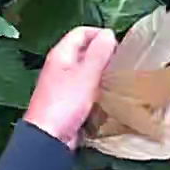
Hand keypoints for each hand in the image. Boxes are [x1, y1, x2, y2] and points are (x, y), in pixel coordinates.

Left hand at [22, 26, 117, 145]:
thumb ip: (97, 53)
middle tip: (120, 59)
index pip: (81, 32)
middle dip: (101, 51)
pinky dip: (95, 84)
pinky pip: (84, 85)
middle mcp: (59, 65)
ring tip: (117, 74)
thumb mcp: (85, 75)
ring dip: (99, 69)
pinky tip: (106, 91)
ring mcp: (62, 82)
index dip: (99, 34)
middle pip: (82, 49)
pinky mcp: (67, 98)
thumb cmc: (64, 104)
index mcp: (60, 54)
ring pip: (84, 68)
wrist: (49, 136)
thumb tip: (108, 33)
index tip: (118, 44)